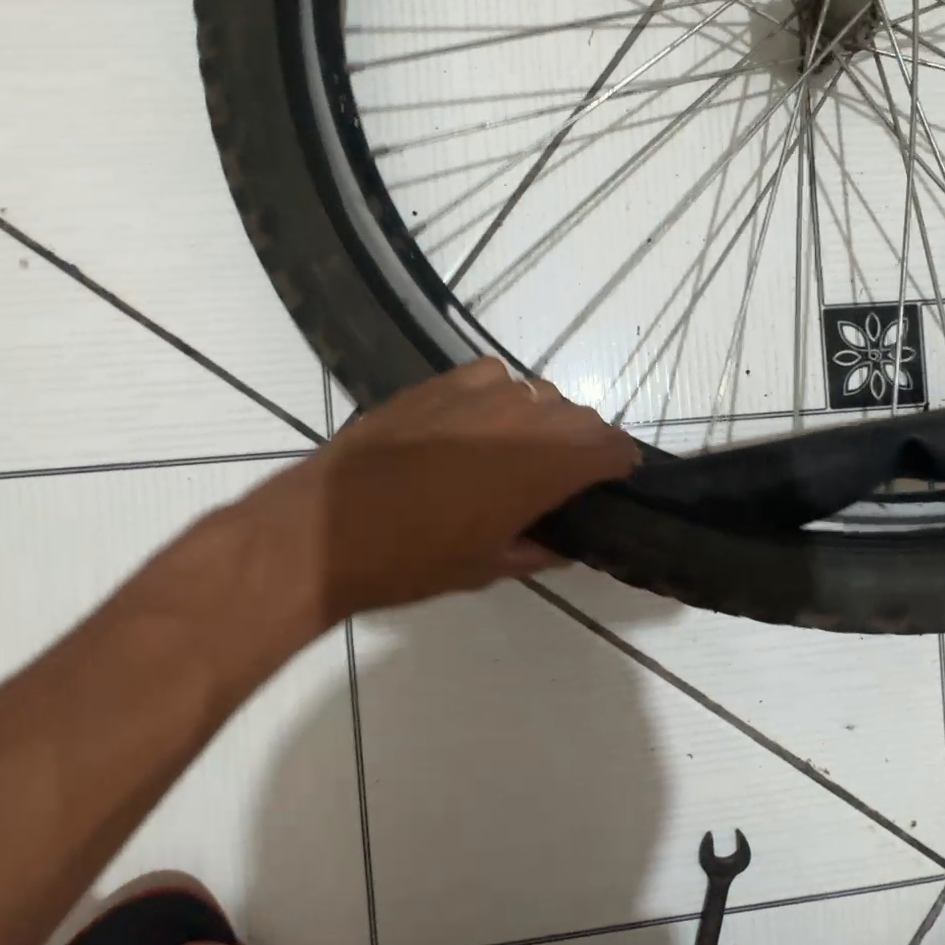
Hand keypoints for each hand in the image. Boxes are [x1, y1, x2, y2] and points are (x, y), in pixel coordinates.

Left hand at [229, 359, 639, 624]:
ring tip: (517, 450)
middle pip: (578, 416)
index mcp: (543, 466)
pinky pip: (491, 377)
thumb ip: (536, 549)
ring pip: (535, 393)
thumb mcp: (485, 567)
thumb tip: (563, 544)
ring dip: (541, 419)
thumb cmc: (412, 559)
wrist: (325, 528)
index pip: (608, 446)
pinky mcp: (438, 383)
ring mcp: (478, 393)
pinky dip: (499, 397)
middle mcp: (521, 417)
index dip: (618, 462)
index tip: (615, 478)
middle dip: (583, 443)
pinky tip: (476, 425)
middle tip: (565, 476)